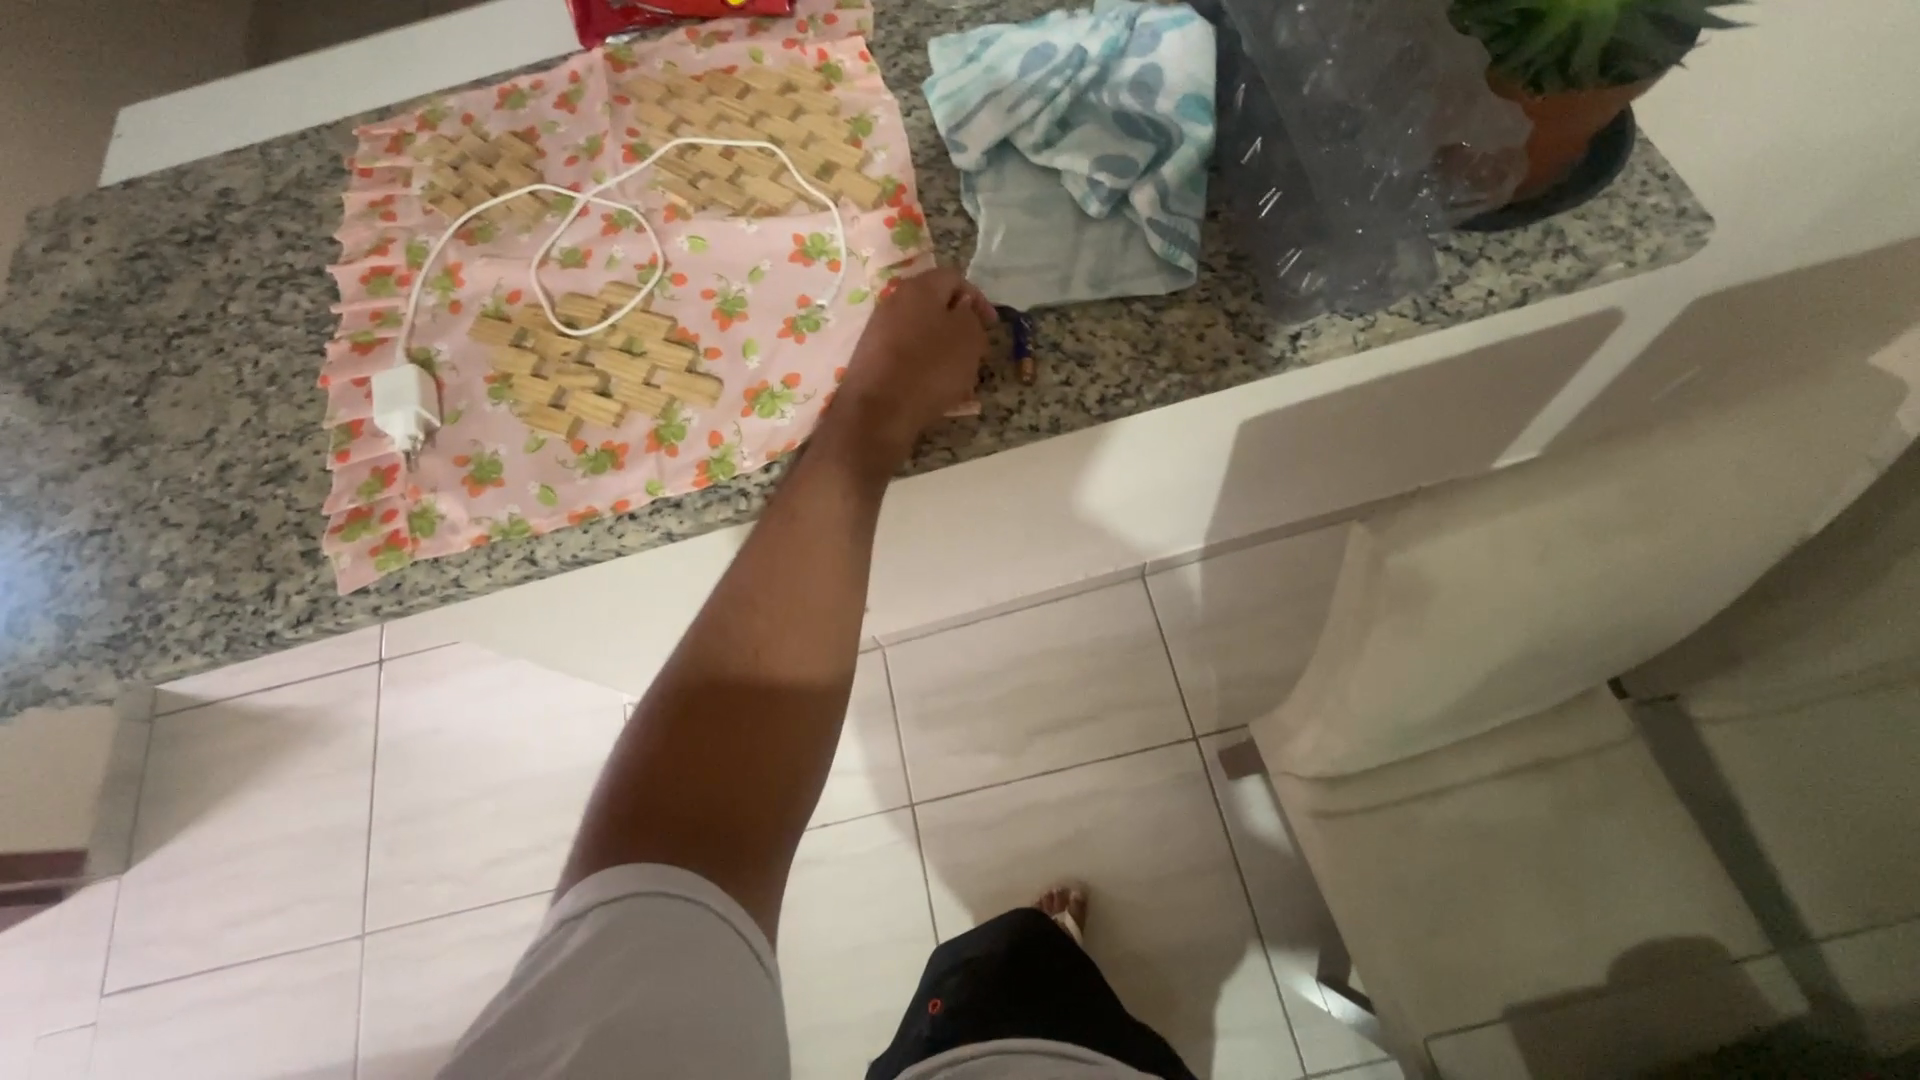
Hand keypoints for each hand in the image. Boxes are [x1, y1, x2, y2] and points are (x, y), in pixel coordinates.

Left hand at [829, 266, 995, 466]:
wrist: (878, 411)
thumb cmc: (930, 368)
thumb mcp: (968, 338)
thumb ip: (970, 315)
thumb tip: (961, 308)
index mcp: (919, 288)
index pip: (954, 277)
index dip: (978, 299)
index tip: (991, 325)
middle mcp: (894, 302)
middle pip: (935, 306)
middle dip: (959, 327)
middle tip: (975, 352)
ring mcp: (878, 331)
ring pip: (921, 333)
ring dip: (943, 350)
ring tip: (958, 378)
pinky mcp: (871, 358)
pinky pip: (906, 355)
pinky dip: (923, 367)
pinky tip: (933, 390)